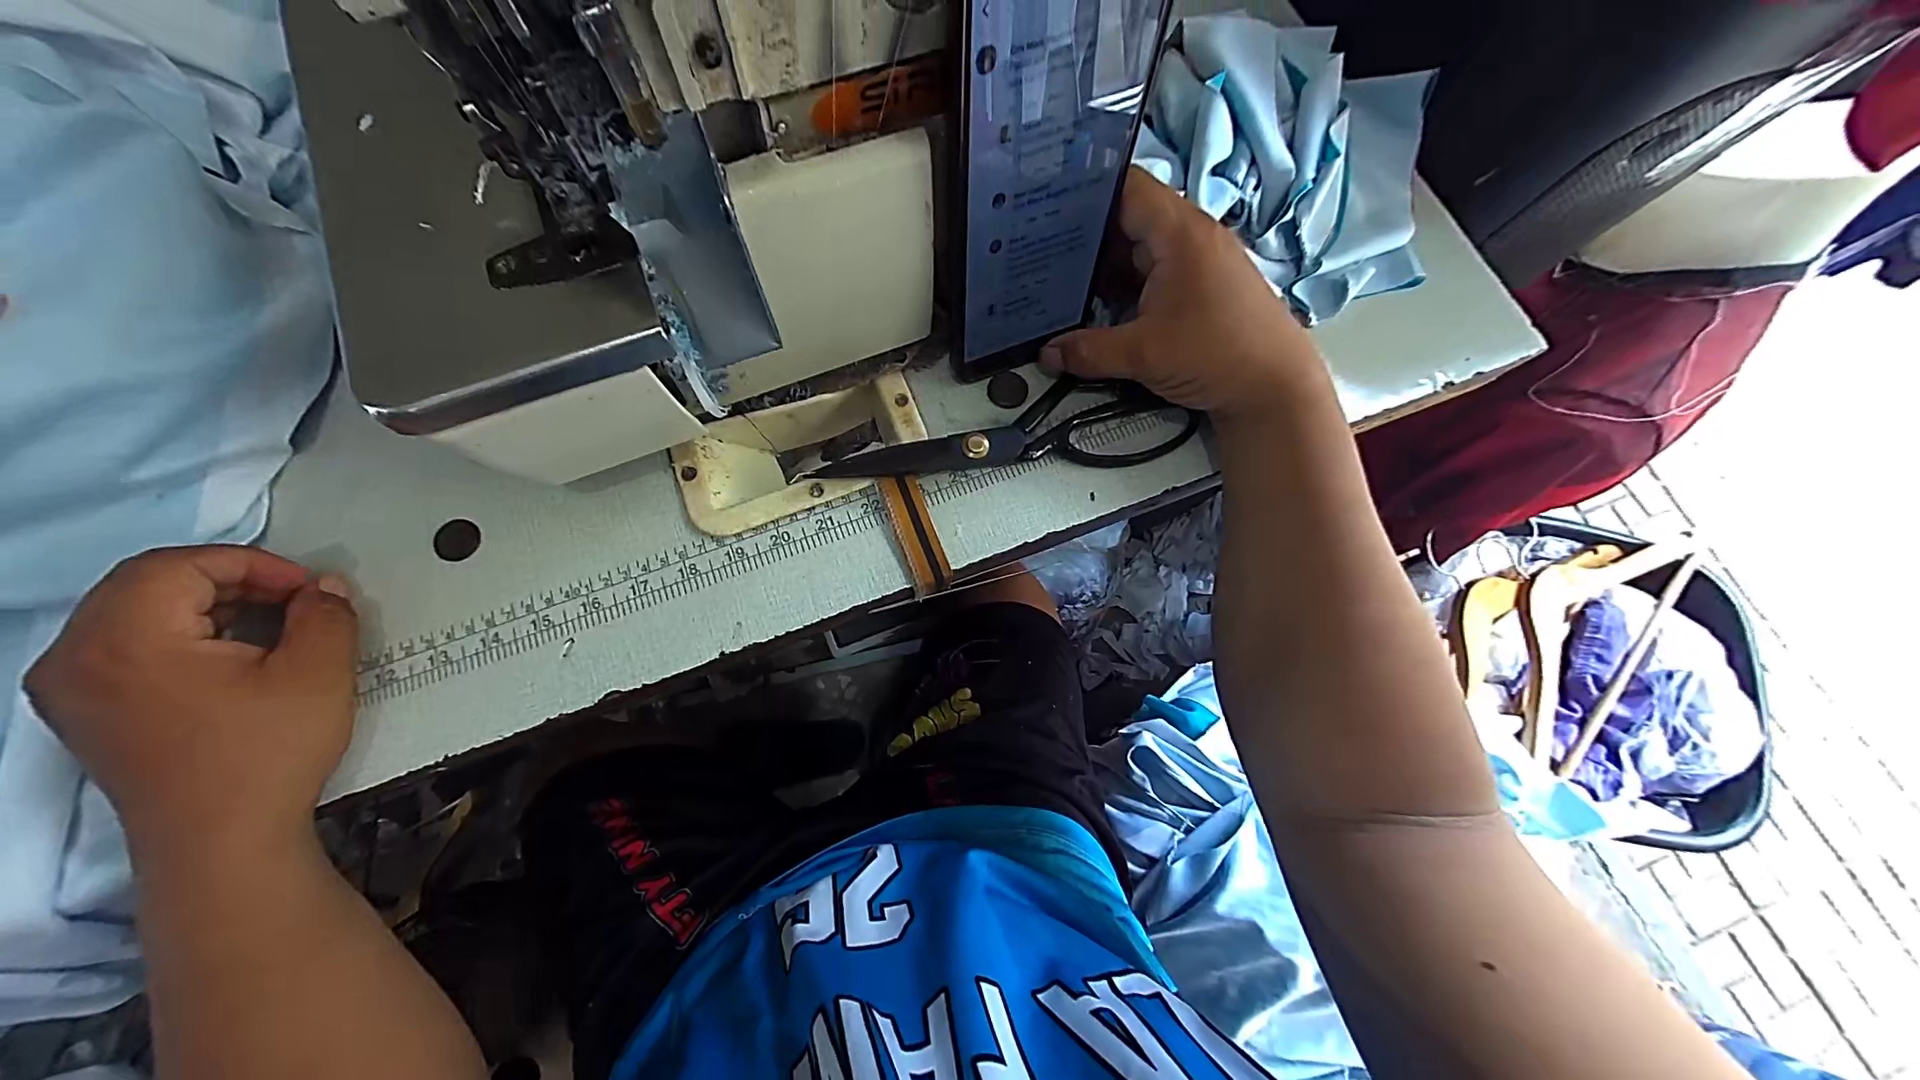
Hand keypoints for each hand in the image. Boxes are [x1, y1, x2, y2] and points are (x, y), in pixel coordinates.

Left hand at [24, 546, 359, 857]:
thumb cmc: (268, 753)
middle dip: (230, 580)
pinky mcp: (84, 712)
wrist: (222, 841)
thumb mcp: (320, 672)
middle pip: (147, 582)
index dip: (253, 563)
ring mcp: (69, 689)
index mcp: (125, 641)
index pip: (178, 564)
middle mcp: (75, 658)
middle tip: (293, 601)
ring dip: (206, 605)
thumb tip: (322, 587)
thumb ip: (326, 615)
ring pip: (134, 611)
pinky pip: (124, 644)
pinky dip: (181, 634)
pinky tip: (233, 658)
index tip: (307, 589)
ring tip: (270, 628)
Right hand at [1043, 168, 1330, 419]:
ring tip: (1057, 281)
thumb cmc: (1217, 355)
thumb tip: (1047, 354)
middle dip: (1084, 237)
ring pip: (1136, 253)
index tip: (1045, 205)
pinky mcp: (1197, 289)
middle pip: (1126, 221)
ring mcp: (1194, 264)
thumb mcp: (1144, 355)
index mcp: (1179, 233)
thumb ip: (1089, 351)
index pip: (1126, 188)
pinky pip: (1150, 277)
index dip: (1085, 191)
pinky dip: (1123, 289)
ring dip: (1102, 270)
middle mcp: (1188, 238)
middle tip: (1038, 252)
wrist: (1275, 388)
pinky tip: (1095, 308)